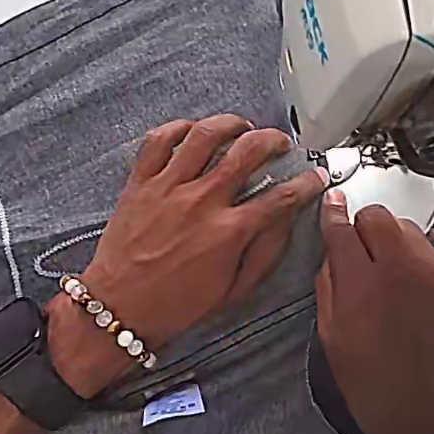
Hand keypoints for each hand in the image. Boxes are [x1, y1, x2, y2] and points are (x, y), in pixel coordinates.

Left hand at [47, 115, 327, 394]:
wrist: (120, 309)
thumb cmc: (174, 305)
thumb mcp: (233, 290)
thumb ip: (265, 253)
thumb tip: (286, 221)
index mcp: (228, 233)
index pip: (281, 196)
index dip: (305, 183)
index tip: (312, 178)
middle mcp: (201, 203)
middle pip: (249, 151)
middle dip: (274, 140)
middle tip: (279, 144)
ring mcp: (168, 188)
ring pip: (206, 135)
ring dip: (231, 124)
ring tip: (241, 128)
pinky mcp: (140, 183)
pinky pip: (158, 140)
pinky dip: (178, 128)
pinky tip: (192, 131)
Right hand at [315, 190, 433, 433]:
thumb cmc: (383, 393)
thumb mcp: (334, 341)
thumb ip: (329, 289)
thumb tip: (331, 259)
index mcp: (364, 286)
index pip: (342, 228)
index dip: (332, 214)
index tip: (331, 205)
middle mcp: (403, 273)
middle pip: (378, 216)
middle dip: (361, 226)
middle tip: (356, 247)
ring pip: (407, 229)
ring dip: (390, 241)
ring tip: (384, 273)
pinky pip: (431, 255)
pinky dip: (414, 262)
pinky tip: (407, 291)